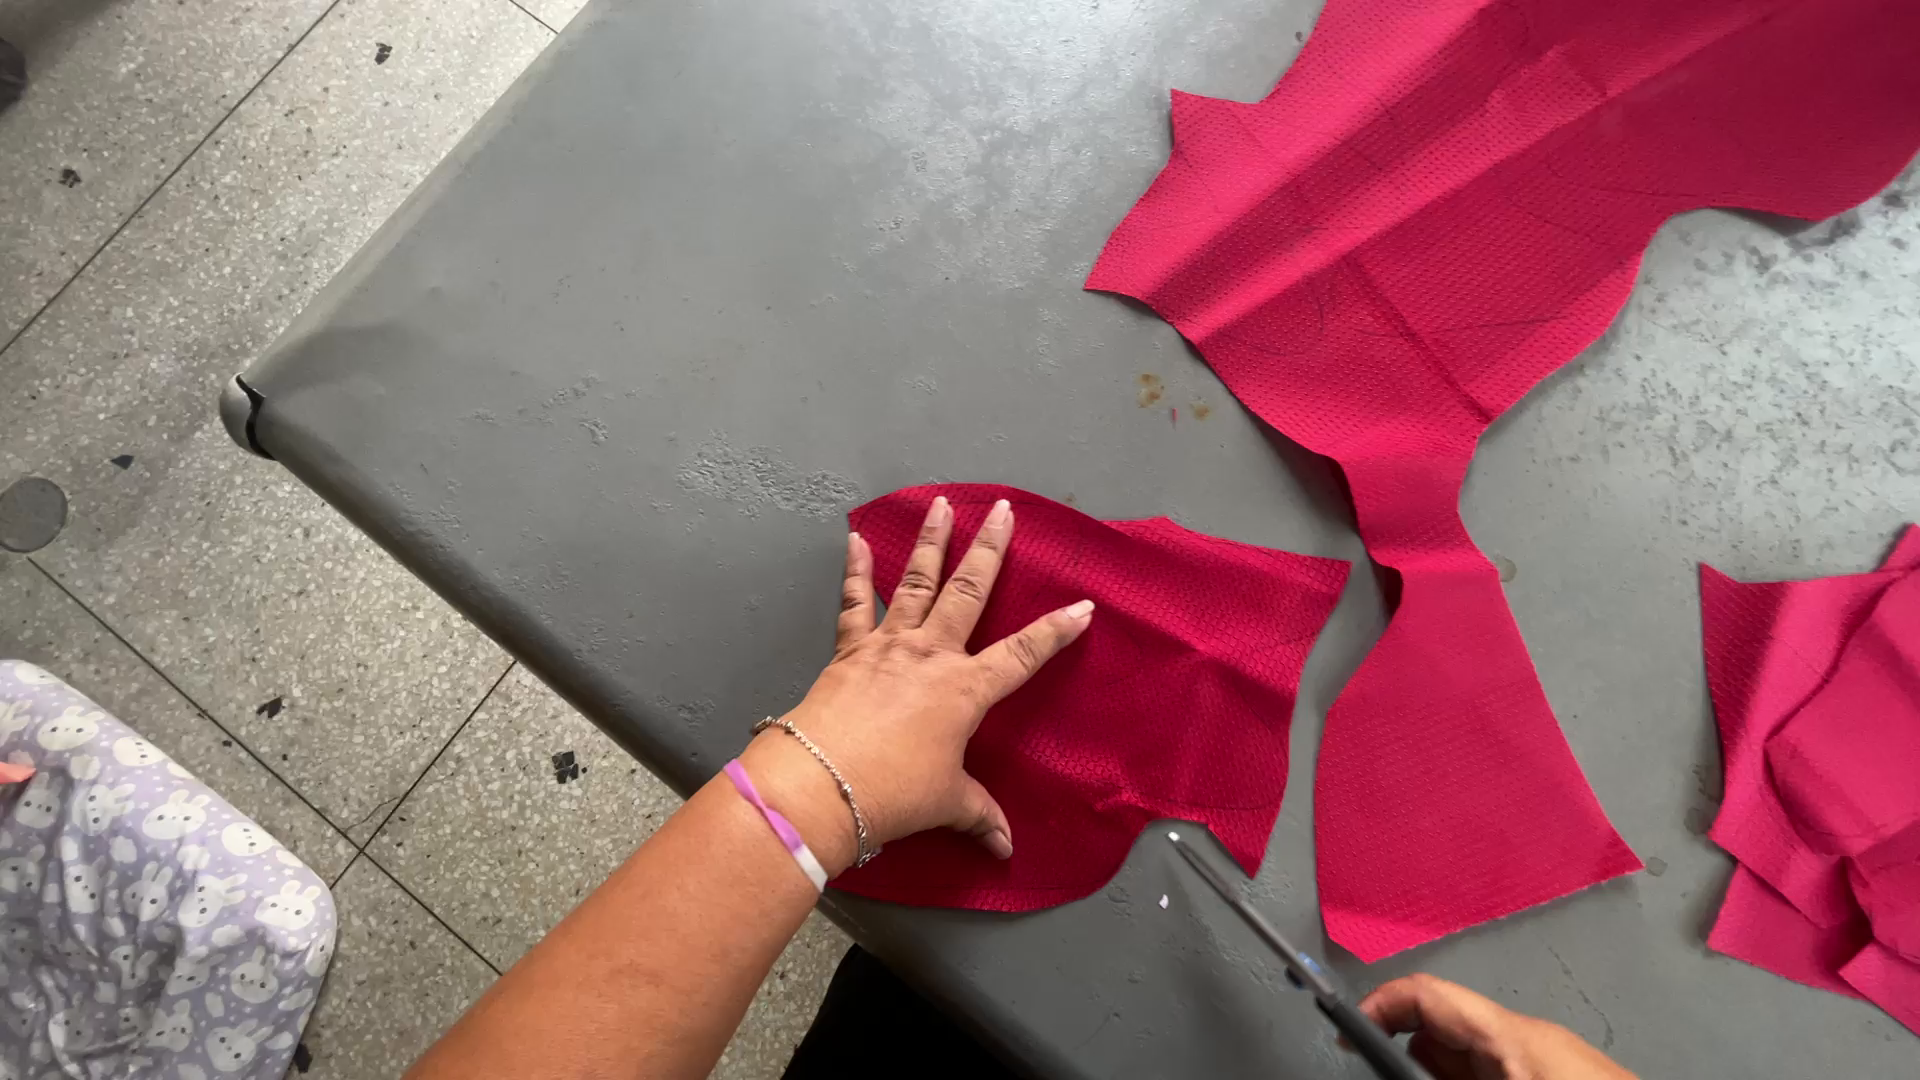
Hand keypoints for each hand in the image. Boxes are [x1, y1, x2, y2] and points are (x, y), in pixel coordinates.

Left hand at [739, 495, 1093, 875]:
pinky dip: (856, 570)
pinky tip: (857, 539)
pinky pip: (854, 602)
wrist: (823, 785)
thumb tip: (1005, 849)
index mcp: (965, 689)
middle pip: (969, 591)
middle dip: (990, 548)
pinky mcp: (851, 648)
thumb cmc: (894, 792)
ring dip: (932, 542)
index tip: (1082, 606)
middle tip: (1001, 510)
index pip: (1023, 654)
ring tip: (941, 505)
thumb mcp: (946, 803)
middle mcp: (932, 654)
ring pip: (917, 582)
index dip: (1056, 631)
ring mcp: (890, 645)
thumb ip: (979, 815)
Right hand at [1356, 975, 1636, 1079]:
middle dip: (1411, 1051)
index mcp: (1514, 1037)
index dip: (1378, 1004)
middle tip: (1390, 1077)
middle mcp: (1533, 1038)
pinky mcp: (1574, 1077)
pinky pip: (1505, 1070)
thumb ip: (1442, 1077)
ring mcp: (1557, 1059)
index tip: (1347, 1034)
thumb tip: (1396, 1066)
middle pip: (1447, 1024)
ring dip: (1445, 1071)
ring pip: (1475, 1052)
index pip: (1426, 993)